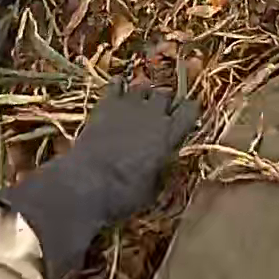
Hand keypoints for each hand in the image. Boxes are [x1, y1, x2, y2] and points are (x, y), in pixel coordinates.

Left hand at [0, 80, 197, 278]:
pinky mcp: (106, 104)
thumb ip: (162, 168)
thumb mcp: (153, 188)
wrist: (88, 183)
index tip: (189, 112)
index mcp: (170, 134)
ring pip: (144, 86)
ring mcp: (130, 105)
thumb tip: (164, 162)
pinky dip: (119, 85)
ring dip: (144, 92)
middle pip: (166, 94)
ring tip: (141, 100)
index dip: (191, 109)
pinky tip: (119, 88)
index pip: (190, 110)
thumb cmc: (124, 194)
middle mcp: (154, 114)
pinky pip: (116, 84)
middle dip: (166, 100)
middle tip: (161, 110)